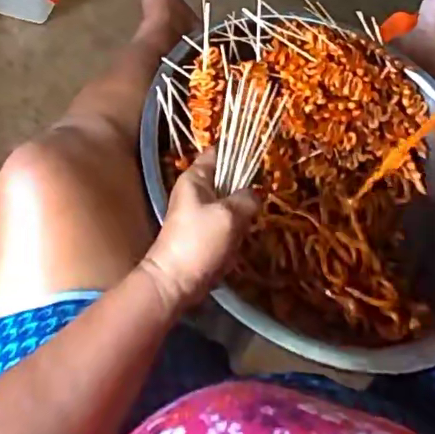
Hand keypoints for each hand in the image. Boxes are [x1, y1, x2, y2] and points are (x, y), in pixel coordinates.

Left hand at [140, 149, 258, 312]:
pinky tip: (237, 243)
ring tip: (245, 228)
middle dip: (242, 191)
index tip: (259, 159)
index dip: (237, 153)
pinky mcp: (201, 232)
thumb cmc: (199, 241)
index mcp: (195, 177)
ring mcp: (196, 211)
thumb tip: (255, 193)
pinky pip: (224, 223)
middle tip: (256, 204)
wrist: (175, 280)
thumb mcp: (229, 216)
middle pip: (225, 179)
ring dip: (239, 216)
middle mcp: (194, 190)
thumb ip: (246, 199)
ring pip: (227, 203)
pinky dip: (233, 231)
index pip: (217, 153)